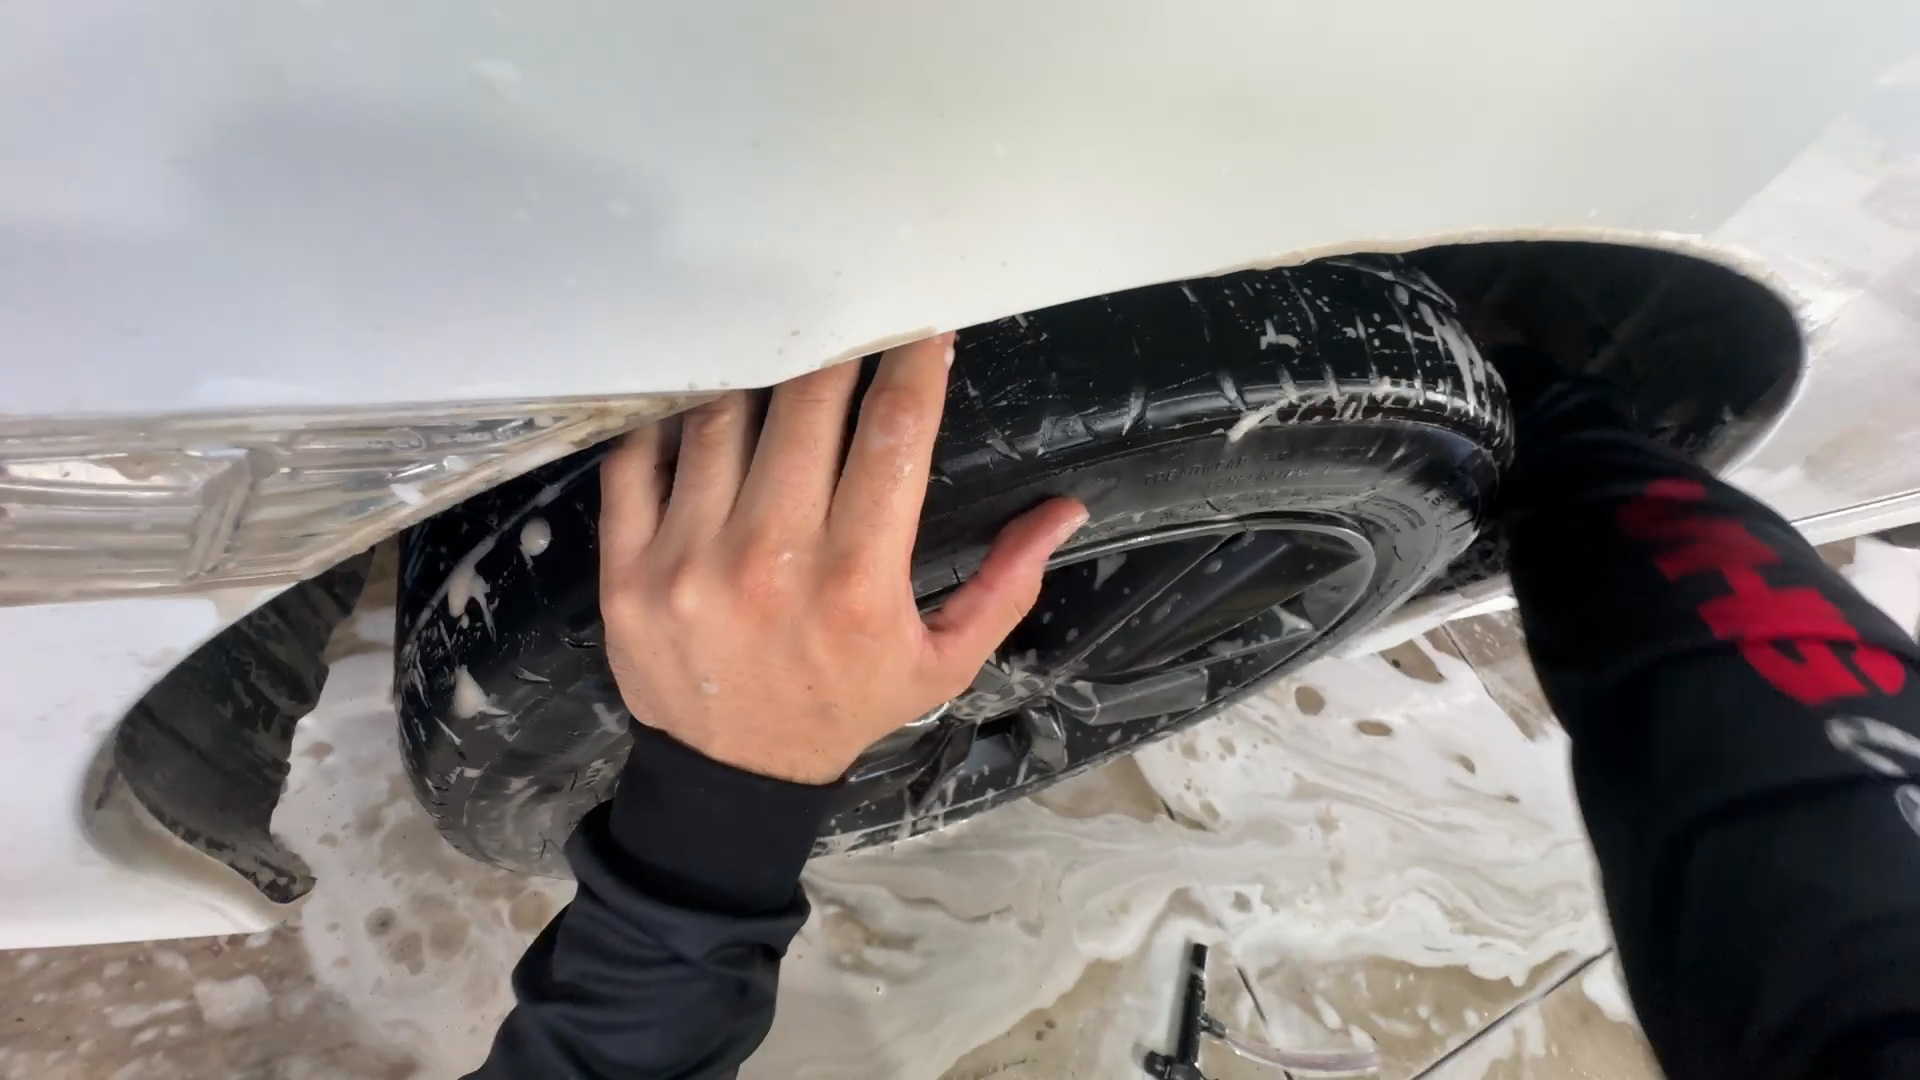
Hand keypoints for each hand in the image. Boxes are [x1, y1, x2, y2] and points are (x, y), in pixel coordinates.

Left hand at [597, 334, 1088, 783]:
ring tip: (784, 365)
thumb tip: (1065, 511)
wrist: (735, 773)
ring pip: (722, 418)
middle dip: (838, 351)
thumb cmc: (848, 706)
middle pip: (806, 407)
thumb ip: (1007, 585)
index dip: (916, 367)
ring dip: (761, 378)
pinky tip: (706, 408)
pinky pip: (640, 457)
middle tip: (851, 325)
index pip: (895, 436)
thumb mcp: (944, 662)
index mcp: (858, 582)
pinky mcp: (627, 569)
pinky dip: (672, 418)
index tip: (925, 328)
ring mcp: (686, 561)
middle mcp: (770, 561)